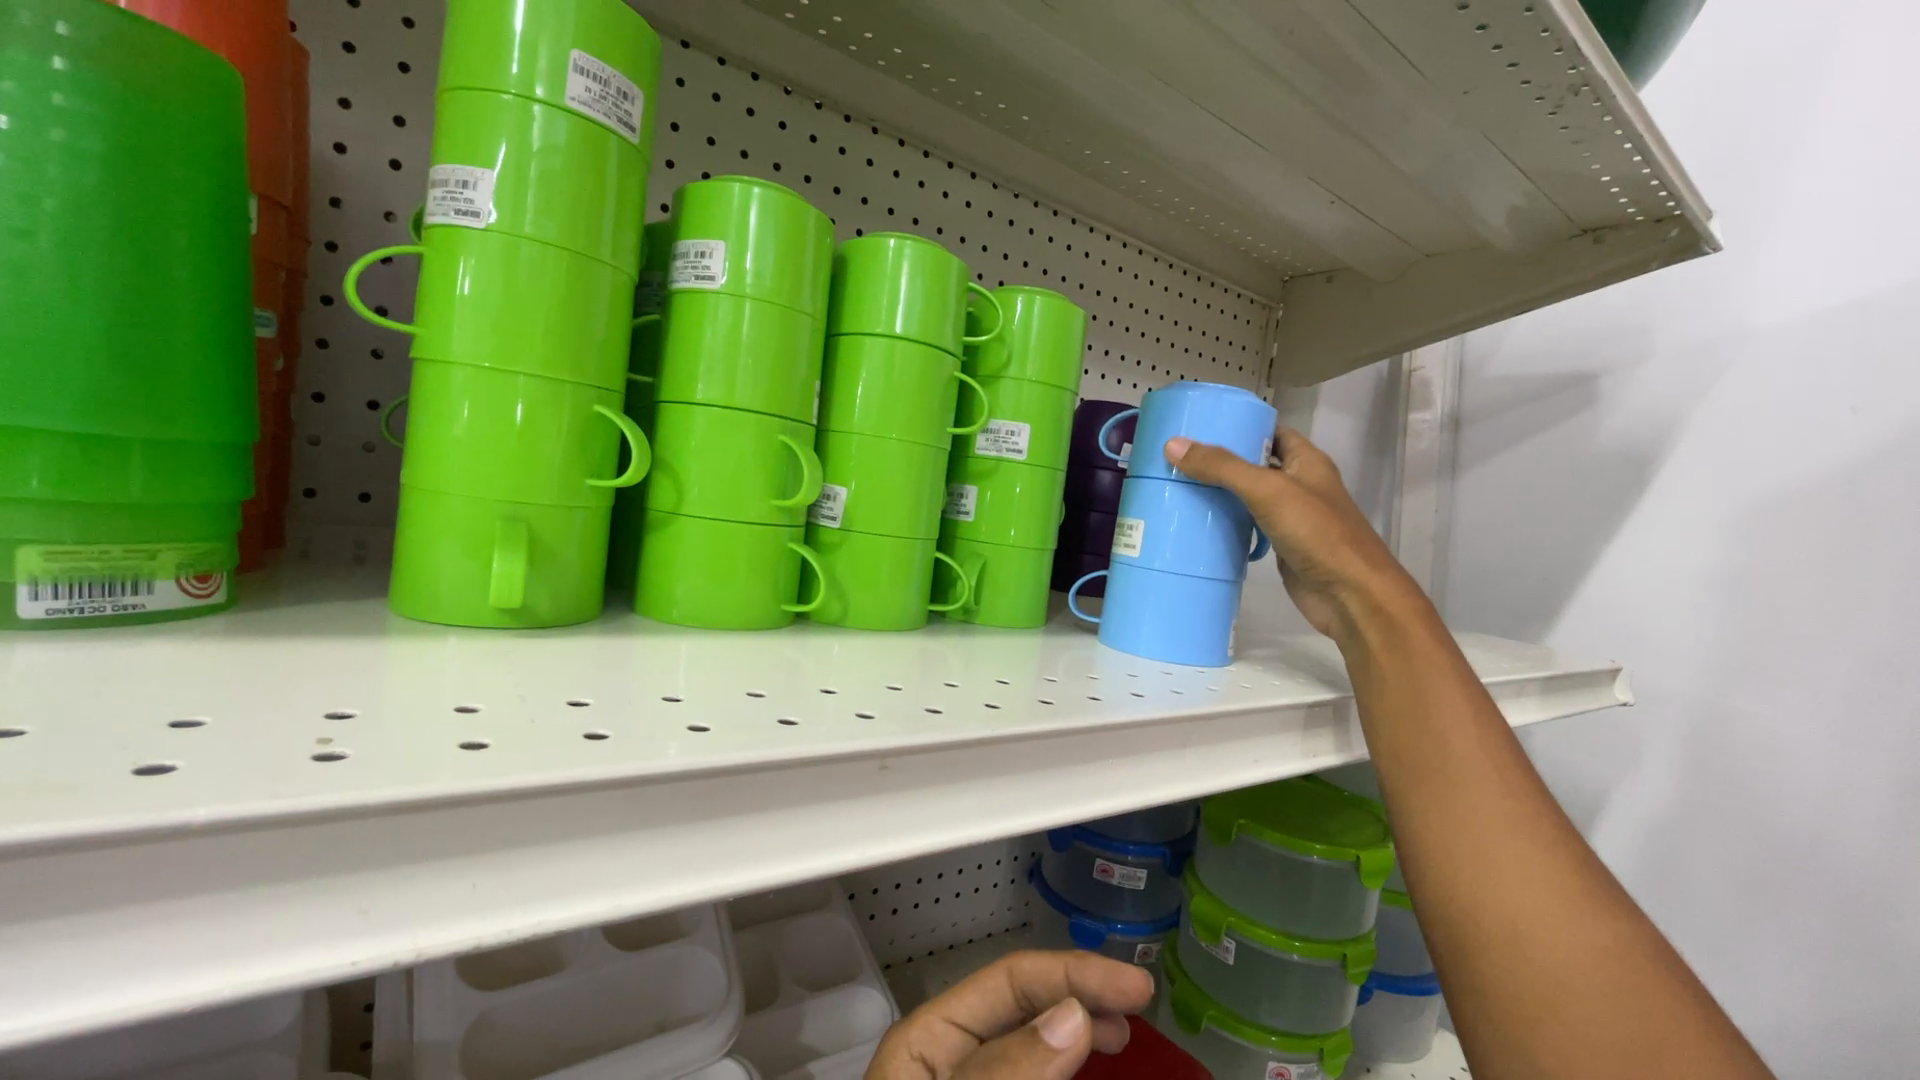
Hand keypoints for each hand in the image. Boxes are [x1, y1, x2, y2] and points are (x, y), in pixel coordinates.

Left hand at [865, 950, 1155, 1079]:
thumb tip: (1075, 1014)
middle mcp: (953, 1057)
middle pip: (1029, 1007)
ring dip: (1081, 1032)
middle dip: (1085, 995)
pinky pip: (1033, 1074)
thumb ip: (1006, 1067)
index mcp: (931, 1040)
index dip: (1077, 972)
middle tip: (1139, 1007)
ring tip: (1122, 1037)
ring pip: (1036, 1046)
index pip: (1013, 979)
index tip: (1137, 988)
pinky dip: (1065, 1068)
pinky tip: (1090, 1069)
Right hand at [1165, 428, 1418, 642]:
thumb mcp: (1268, 490)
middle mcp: (1300, 485)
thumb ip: (1222, 467)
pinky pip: (1249, 527)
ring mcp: (1291, 518)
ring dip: (1221, 493)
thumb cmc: (1317, 533)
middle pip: (1256, 465)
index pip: (1272, 432)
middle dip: (1222, 461)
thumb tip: (1172, 445)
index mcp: (1307, 461)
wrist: (1349, 594)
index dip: (1241, 426)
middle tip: (1178, 457)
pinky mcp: (1281, 546)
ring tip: (1178, 485)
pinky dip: (1227, 524)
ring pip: (1250, 498)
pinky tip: (1198, 523)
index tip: (1201, 426)